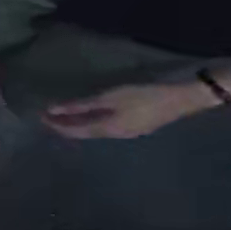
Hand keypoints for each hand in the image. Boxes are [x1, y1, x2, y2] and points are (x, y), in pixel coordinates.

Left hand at [43, 78, 218, 138]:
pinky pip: (107, 126)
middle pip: (83, 133)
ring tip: (63, 117)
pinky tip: (92, 115)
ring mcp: (130, 131)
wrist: (191, 95)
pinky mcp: (139, 123)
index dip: (56, 124)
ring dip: (78, 124)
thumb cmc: (148, 94)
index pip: (73, 131)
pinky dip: (92, 121)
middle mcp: (116, 135)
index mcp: (107, 130)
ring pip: (95, 130)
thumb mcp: (112, 96)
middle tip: (47, 117)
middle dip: (64, 126)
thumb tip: (53, 109)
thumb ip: (82, 104)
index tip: (39, 116)